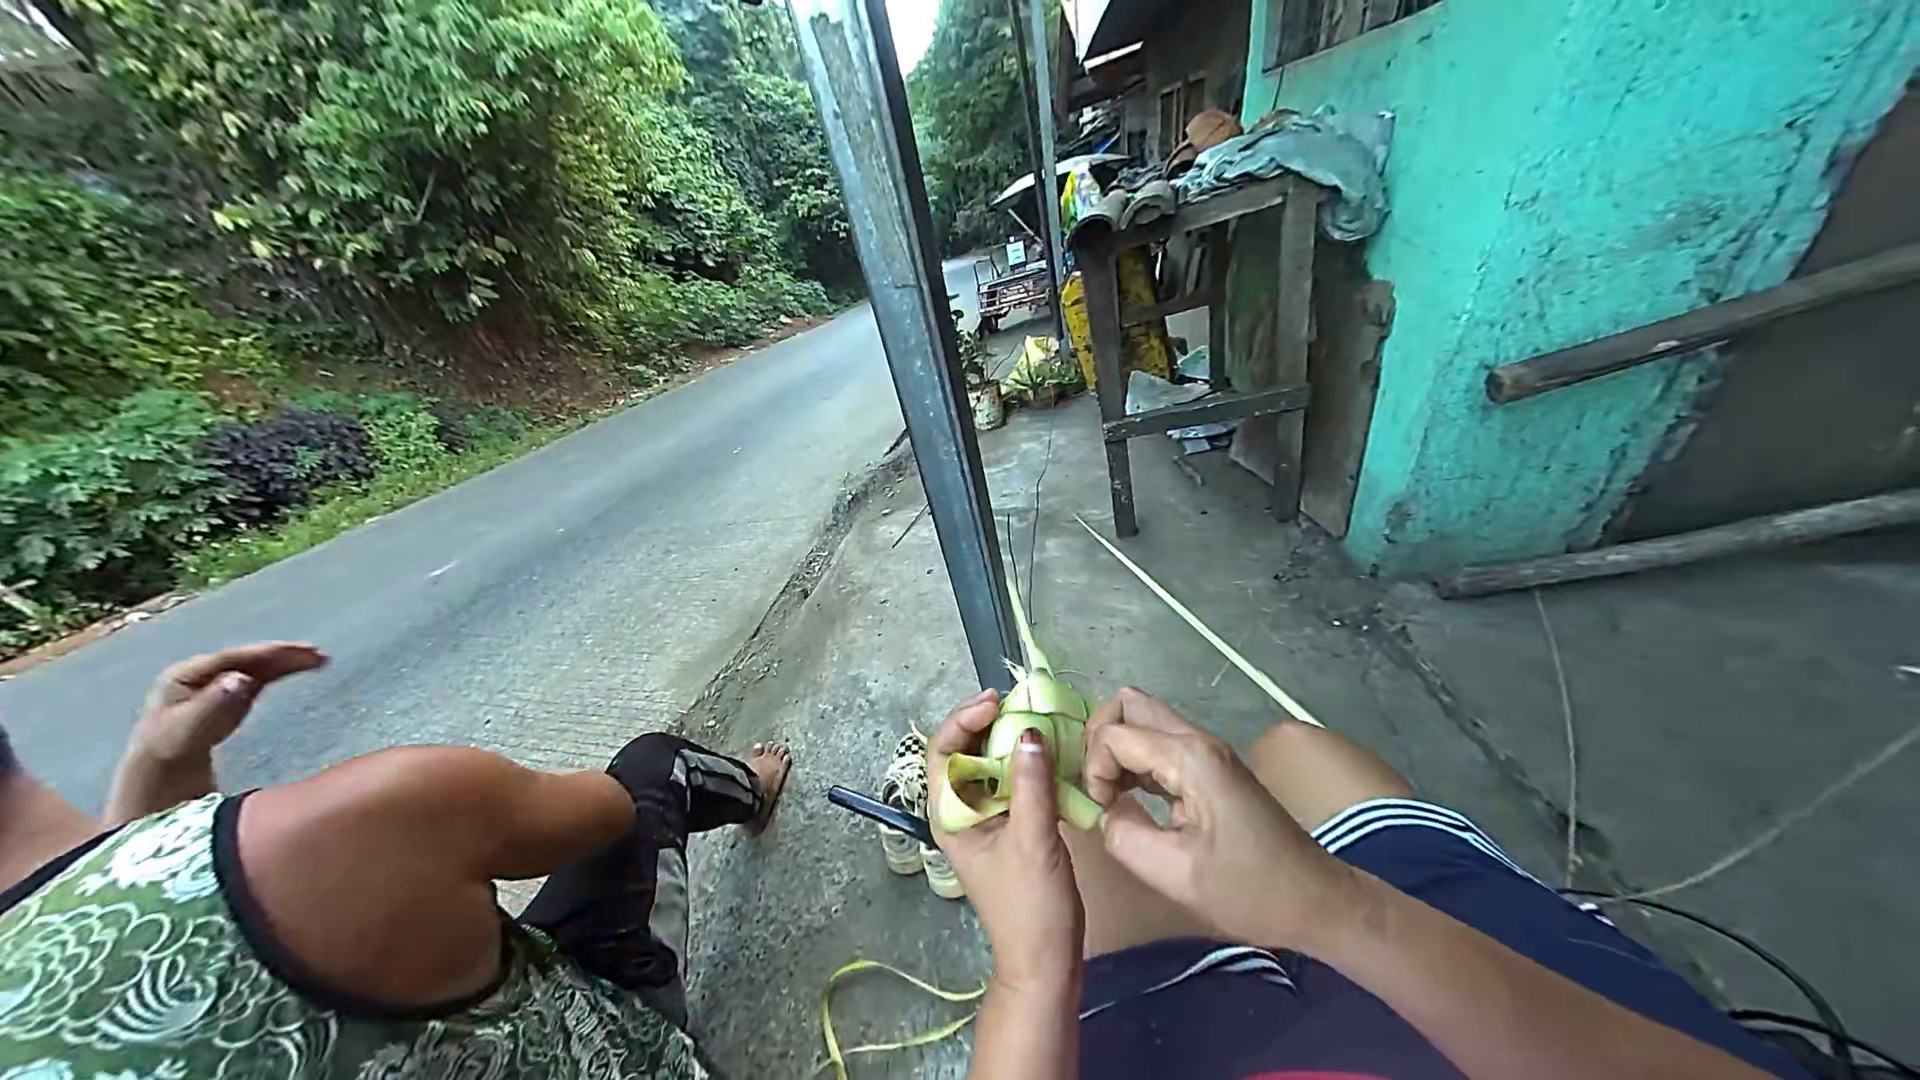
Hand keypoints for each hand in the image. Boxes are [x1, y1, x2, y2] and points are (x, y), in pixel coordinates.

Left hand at [131, 642, 327, 761]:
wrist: (168, 762)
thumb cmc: (175, 745)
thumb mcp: (191, 726)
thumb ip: (214, 703)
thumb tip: (241, 677)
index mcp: (186, 674)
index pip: (233, 658)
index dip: (266, 652)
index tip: (299, 650)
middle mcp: (204, 671)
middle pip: (250, 658)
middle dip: (284, 654)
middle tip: (317, 652)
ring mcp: (220, 679)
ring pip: (261, 664)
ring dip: (290, 660)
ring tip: (321, 659)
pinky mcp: (235, 687)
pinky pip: (264, 673)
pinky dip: (286, 669)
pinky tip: (305, 667)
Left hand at [928, 689, 1084, 994]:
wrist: (1046, 961)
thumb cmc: (1030, 906)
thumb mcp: (1032, 840)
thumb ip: (1030, 783)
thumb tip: (1030, 730)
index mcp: (949, 815)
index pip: (941, 753)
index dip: (962, 721)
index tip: (993, 703)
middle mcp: (961, 810)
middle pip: (962, 752)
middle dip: (982, 722)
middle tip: (1012, 701)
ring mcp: (984, 816)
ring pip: (986, 763)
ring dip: (1004, 737)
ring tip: (1028, 715)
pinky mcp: (1007, 822)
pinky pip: (1008, 779)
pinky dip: (1023, 759)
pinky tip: (1043, 748)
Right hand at [1082, 688, 1361, 949]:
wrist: (1319, 902)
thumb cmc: (1251, 892)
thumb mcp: (1175, 875)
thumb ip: (1122, 835)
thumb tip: (1104, 810)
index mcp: (1191, 758)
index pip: (1114, 735)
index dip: (1094, 769)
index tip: (1103, 808)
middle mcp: (1198, 740)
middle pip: (1129, 703)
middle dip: (1100, 737)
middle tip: (1099, 782)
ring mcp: (1207, 750)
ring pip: (1143, 717)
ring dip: (1118, 746)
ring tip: (1112, 790)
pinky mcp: (1211, 765)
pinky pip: (1159, 741)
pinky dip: (1136, 757)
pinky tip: (1133, 794)